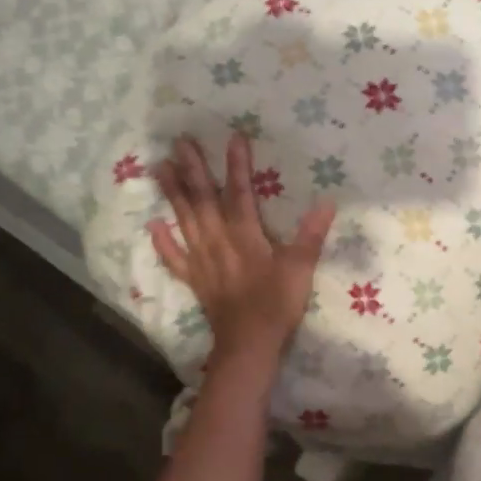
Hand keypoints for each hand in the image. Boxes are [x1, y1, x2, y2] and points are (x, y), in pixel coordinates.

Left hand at [148, 134, 334, 370]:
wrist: (248, 343)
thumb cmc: (277, 304)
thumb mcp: (301, 268)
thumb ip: (311, 234)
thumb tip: (327, 201)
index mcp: (245, 235)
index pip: (240, 192)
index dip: (237, 164)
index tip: (233, 137)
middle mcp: (218, 241)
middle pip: (202, 199)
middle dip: (193, 169)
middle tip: (180, 141)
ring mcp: (202, 260)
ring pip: (184, 219)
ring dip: (172, 193)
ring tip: (159, 167)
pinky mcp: (195, 280)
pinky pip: (174, 257)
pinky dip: (162, 241)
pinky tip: (153, 225)